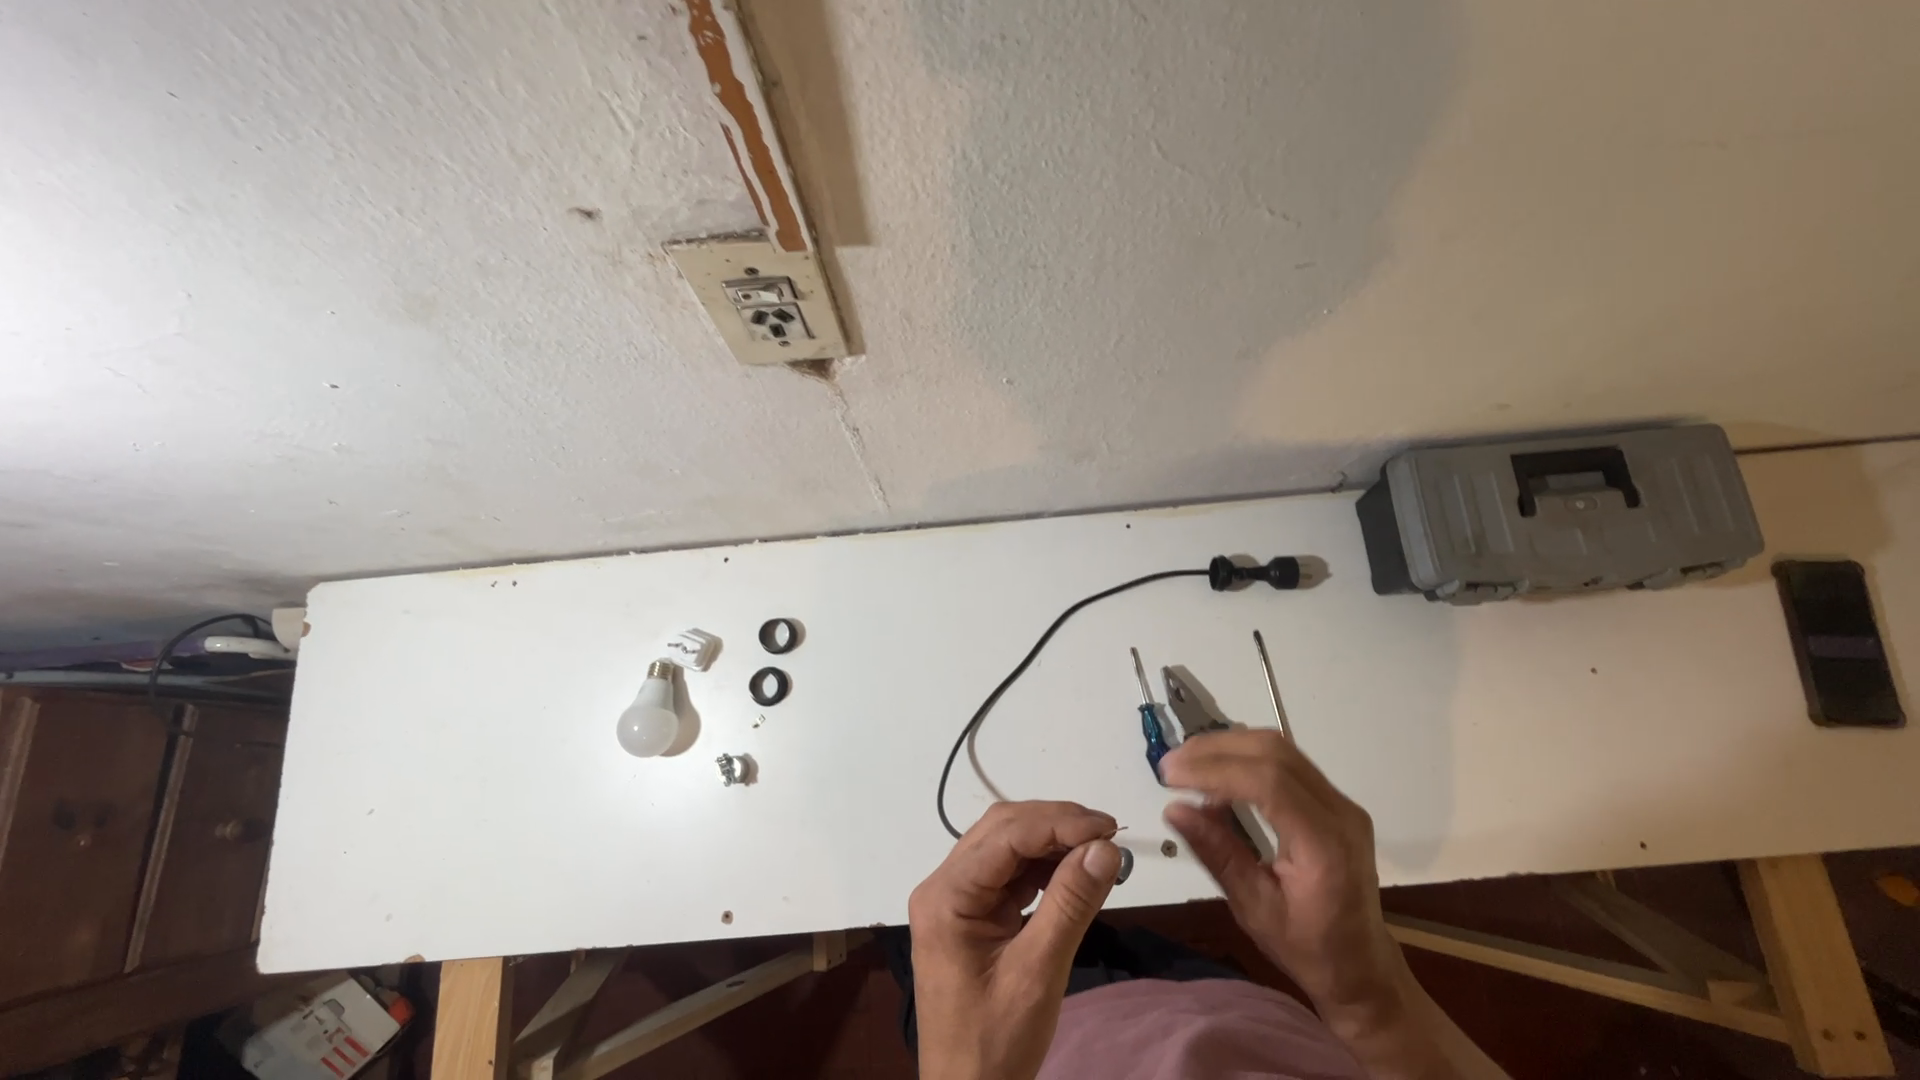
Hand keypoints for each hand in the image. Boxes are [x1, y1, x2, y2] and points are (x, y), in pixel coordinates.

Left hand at [908, 801, 1124, 1079]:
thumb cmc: (995, 1042)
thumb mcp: (1037, 974)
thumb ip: (1070, 905)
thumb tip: (1105, 848)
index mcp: (945, 896)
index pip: (1004, 836)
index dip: (1058, 823)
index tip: (1108, 828)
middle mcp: (943, 885)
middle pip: (1001, 830)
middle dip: (1055, 824)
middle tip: (1107, 835)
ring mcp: (955, 898)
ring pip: (1006, 845)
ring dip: (1052, 841)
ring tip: (1098, 850)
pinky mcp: (971, 912)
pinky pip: (1009, 872)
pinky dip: (1043, 866)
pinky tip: (1073, 871)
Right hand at [1160, 731, 1410, 1036]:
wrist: (1361, 966)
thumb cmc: (1308, 947)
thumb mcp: (1254, 908)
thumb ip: (1217, 853)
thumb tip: (1174, 809)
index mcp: (1325, 845)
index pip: (1268, 783)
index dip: (1215, 770)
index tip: (1170, 776)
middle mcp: (1340, 812)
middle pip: (1275, 752)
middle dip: (1216, 749)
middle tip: (1171, 764)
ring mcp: (1341, 802)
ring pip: (1280, 749)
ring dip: (1228, 747)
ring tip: (1187, 764)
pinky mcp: (1333, 801)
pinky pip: (1286, 762)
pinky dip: (1245, 758)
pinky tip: (1216, 775)